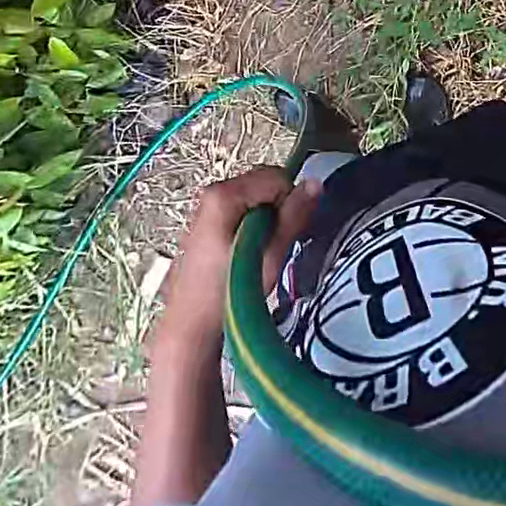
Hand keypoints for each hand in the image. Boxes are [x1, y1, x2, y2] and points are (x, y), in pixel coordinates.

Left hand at [159, 168, 321, 346]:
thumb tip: (314, 186)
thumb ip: (294, 216)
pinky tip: (248, 251)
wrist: (191, 328)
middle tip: (272, 244)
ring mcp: (208, 206)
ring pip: (258, 196)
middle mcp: (213, 192)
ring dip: (267, 218)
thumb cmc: (228, 295)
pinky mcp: (209, 219)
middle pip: (267, 182)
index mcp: (224, 195)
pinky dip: (254, 224)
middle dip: (278, 209)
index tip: (283, 233)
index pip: (278, 177)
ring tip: (259, 251)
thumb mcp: (271, 255)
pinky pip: (246, 208)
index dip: (289, 204)